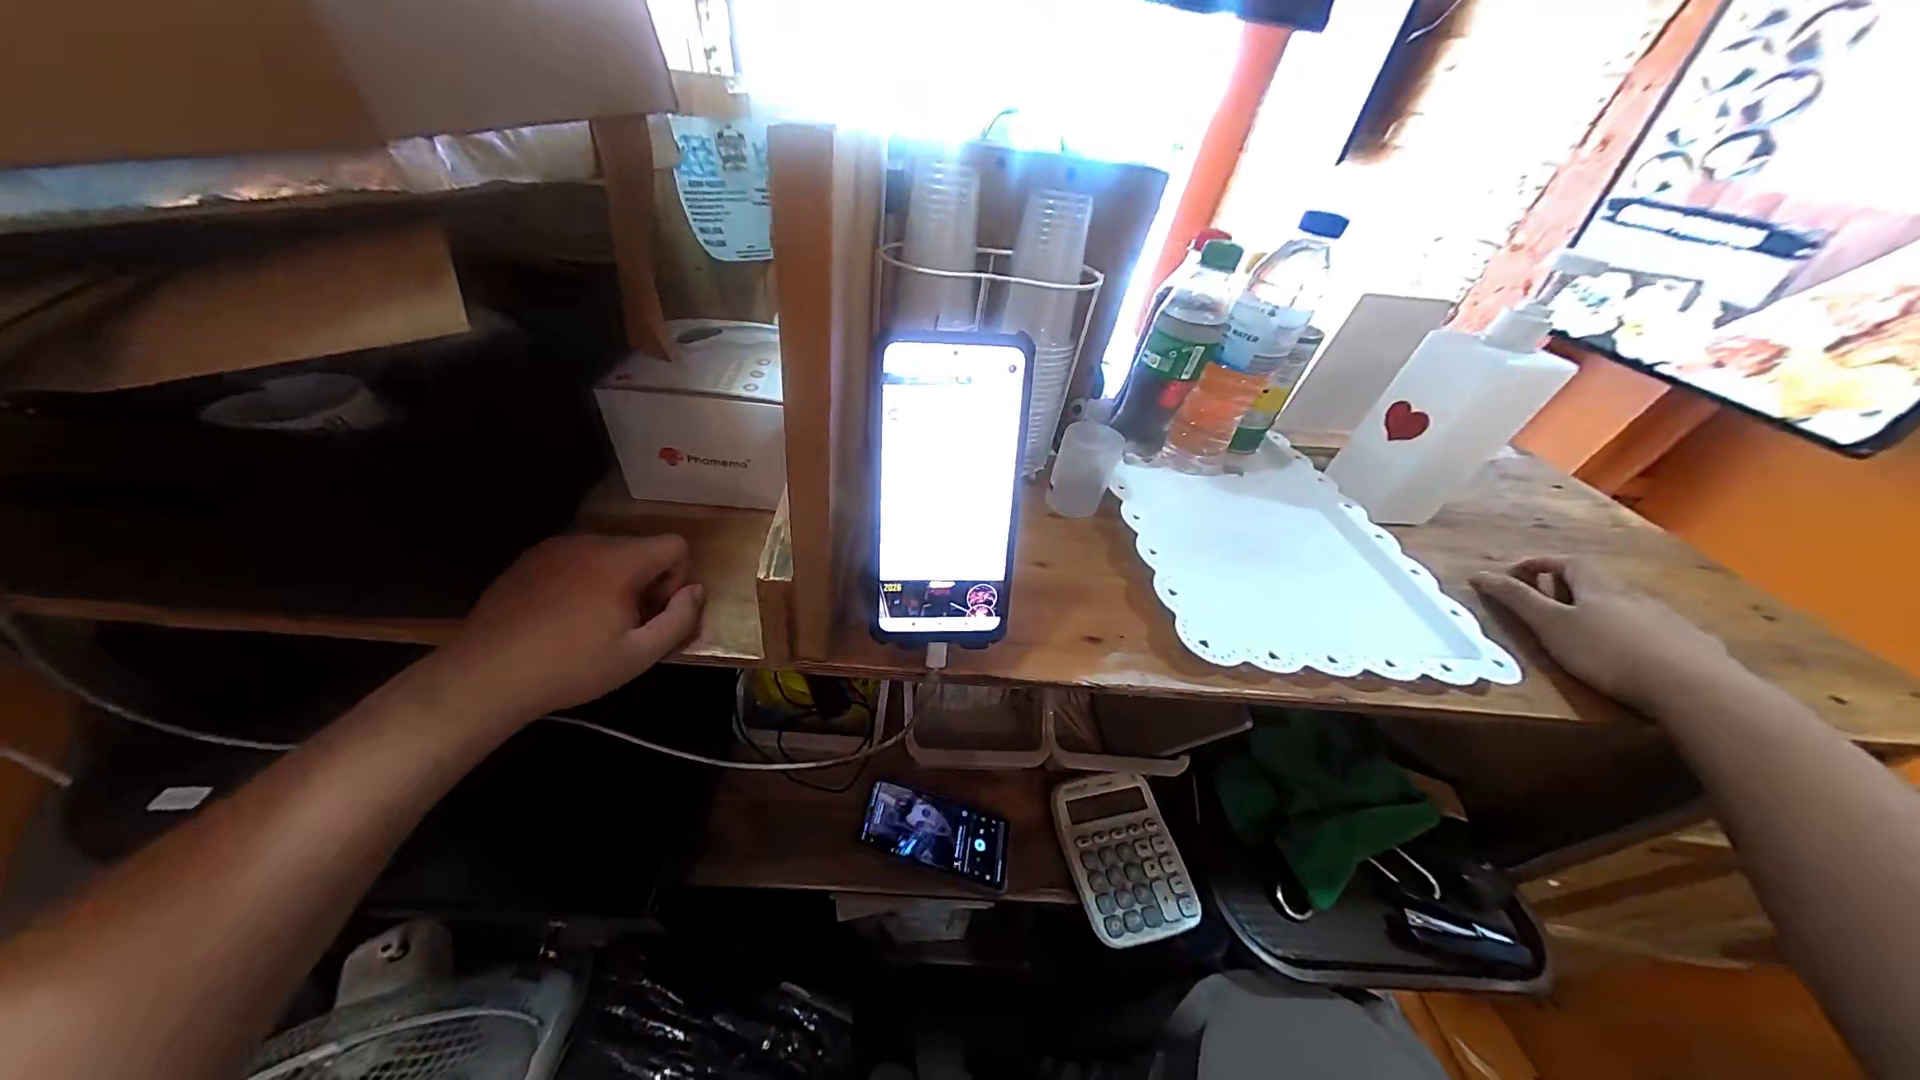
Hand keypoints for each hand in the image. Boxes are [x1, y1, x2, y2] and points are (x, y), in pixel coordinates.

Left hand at [420, 534, 703, 721]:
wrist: (486, 675)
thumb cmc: (571, 667)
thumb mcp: (640, 654)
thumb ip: (680, 618)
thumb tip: (696, 590)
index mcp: (620, 560)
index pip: (674, 545)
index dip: (677, 579)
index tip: (653, 613)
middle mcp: (588, 542)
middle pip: (640, 549)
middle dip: (645, 582)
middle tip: (625, 625)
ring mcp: (554, 548)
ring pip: (607, 555)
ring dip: (614, 581)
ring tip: (592, 624)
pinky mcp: (528, 560)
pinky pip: (575, 560)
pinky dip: (582, 581)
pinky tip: (562, 618)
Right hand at [1472, 556, 1742, 714]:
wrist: (1694, 687)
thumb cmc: (1607, 652)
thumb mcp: (1551, 625)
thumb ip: (1517, 600)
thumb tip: (1480, 574)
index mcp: (1598, 588)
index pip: (1567, 562)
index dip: (1540, 563)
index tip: (1516, 572)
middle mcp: (1633, 596)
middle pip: (1598, 582)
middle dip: (1568, 587)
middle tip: (1545, 603)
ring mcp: (1667, 620)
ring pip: (1626, 607)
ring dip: (1601, 612)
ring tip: (1584, 633)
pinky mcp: (1691, 646)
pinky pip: (1654, 631)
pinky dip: (1633, 635)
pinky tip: (1631, 655)